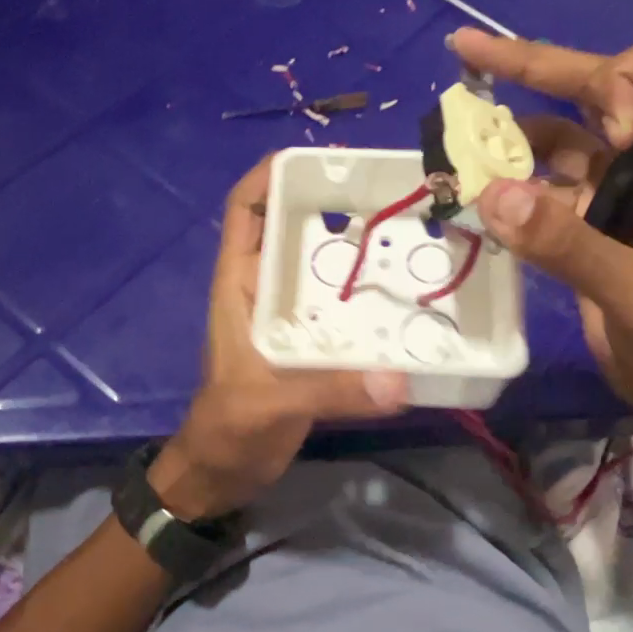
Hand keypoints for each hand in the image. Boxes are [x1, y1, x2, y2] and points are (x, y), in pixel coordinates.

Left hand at [154, 156, 408, 518]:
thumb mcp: (269, 405)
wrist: (221, 476)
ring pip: (320, 268)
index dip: (269, 175)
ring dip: (356, 251)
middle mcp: (263, 292)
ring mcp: (287, 320)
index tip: (319, 156)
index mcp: (239, 286)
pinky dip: (367, 298)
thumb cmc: (227, 430)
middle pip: (293, 230)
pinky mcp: (309, 348)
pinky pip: (340, 309)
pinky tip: (407, 298)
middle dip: (332, 205)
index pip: (245, 211)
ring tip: (411, 234)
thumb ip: (328, 391)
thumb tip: (398, 380)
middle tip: (392, 194)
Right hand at [449, 28, 632, 448]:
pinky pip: (543, 190)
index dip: (618, 78)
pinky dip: (508, 184)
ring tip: (454, 139)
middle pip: (598, 95)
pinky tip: (471, 189)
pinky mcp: (587, 229)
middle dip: (537, 71)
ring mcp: (617, 198)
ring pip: (562, 141)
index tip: (581, 115)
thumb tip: (493, 192)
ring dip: (511, 134)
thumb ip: (569, 246)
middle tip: (466, 55)